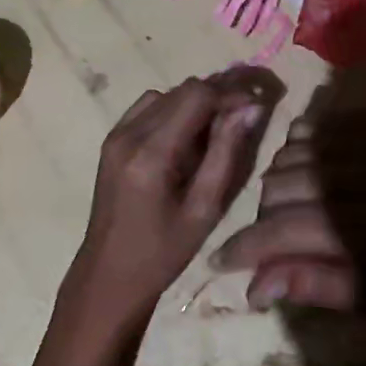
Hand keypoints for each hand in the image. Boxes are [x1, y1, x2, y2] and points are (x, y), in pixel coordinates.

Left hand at [65, 73, 275, 330]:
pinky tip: (188, 137)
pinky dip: (175, 111)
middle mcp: (128, 134)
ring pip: (166, 94)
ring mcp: (116, 135)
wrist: (108, 275)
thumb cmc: (163, 252)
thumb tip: (250, 109)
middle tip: (245, 116)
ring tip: (218, 130)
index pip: (197, 96)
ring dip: (196, 103)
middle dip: (218, 96)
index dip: (231, 94)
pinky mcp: (112, 141)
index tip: (256, 106)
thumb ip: (226, 153)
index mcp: (151, 154)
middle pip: (182, 90)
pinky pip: (149, 108)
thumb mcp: (205, 207)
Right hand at [210, 118, 357, 310]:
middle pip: (274, 191)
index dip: (242, 250)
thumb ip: (319, 285)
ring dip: (278, 183)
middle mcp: (336, 179)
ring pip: (286, 159)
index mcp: (341, 225)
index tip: (219, 263)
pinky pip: (311, 129)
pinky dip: (296, 146)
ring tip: (287, 205)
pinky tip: (301, 163)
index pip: (273, 234)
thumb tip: (257, 288)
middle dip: (264, 219)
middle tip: (270, 239)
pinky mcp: (360, 128)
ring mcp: (348, 147)